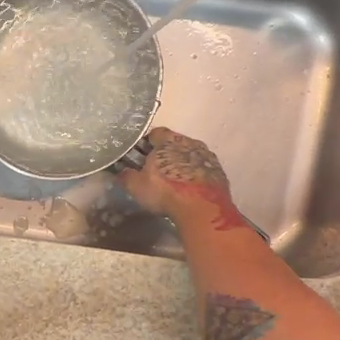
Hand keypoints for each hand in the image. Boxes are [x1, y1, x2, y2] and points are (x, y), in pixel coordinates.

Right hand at [121, 127, 249, 232]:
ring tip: (175, 180)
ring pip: (191, 154)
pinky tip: (190, 188)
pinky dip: (196, 173)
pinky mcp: (218, 170)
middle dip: (166, 153)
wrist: (201, 206)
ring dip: (183, 162)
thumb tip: (121, 172)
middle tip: (157, 169)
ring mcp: (206, 155)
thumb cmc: (164, 191)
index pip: (155, 133)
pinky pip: (203, 167)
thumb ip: (127, 176)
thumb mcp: (136, 186)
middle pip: (175, 142)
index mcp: (167, 141)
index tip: (141, 155)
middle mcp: (189, 141)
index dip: (147, 143)